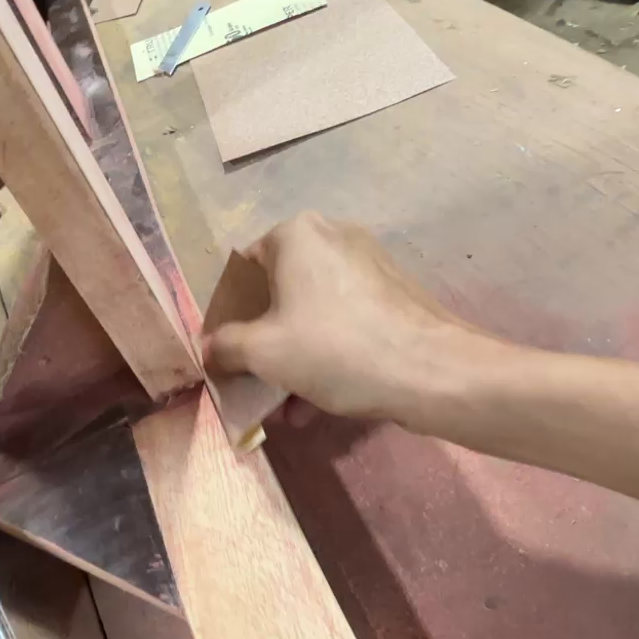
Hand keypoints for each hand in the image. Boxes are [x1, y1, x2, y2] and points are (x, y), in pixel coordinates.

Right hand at [204, 213, 478, 422]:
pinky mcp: (393, 289)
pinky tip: (319, 402)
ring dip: (295, 355)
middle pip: (280, 292)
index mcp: (295, 233)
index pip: (244, 269)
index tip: (226, 352)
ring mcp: (368, 260)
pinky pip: (344, 317)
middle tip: (256, 381)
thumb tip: (207, 350)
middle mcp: (332, 234)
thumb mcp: (263, 352)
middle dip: (265, 342)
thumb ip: (224, 346)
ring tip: (288, 405)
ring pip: (314, 310)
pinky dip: (327, 351)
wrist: (432, 371)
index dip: (229, 314)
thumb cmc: (335, 348)